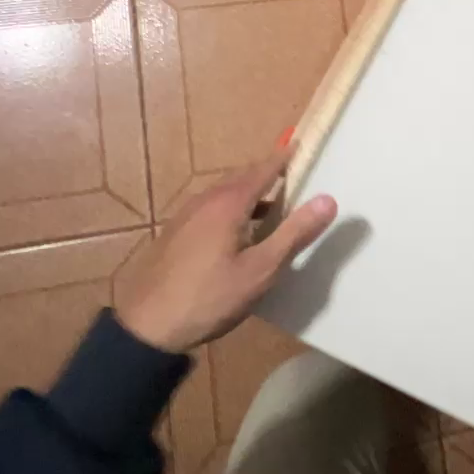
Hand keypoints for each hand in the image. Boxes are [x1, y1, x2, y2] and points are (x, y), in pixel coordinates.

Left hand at [114, 151, 337, 352]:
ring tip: (271, 205)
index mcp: (229, 203)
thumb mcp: (261, 270)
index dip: (284, 158)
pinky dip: (232, 207)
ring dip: (249, 193)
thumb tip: (328, 200)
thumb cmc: (209, 297)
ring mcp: (187, 216)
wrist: (146, 327)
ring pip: (225, 193)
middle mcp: (206, 200)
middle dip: (267, 174)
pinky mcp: (176, 233)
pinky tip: (238, 231)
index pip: (263, 170)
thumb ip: (294, 233)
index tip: (301, 145)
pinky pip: (211, 207)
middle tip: (292, 176)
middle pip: (242, 178)